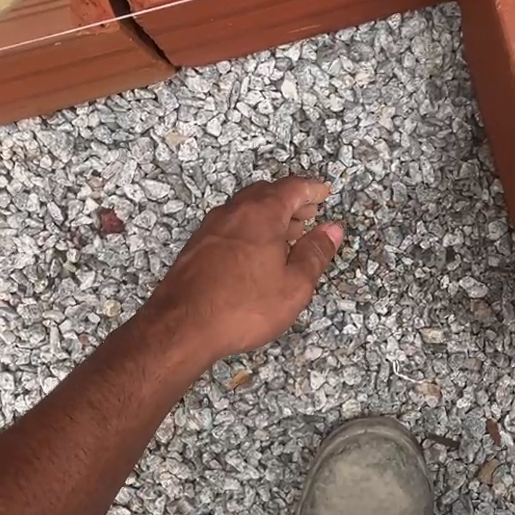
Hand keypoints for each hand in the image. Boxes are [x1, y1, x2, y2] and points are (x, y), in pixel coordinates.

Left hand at [146, 176, 342, 359]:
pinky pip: (232, 225)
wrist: (182, 327)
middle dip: (292, 200)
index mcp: (262, 214)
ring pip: (247, 209)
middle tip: (309, 212)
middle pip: (267, 193)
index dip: (312, 189)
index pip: (293, 188)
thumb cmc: (241, 307)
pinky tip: (257, 251)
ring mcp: (212, 228)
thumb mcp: (294, 284)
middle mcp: (234, 212)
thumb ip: (315, 253)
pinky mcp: (198, 246)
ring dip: (270, 215)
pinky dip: (251, 228)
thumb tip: (331, 231)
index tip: (323, 192)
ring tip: (288, 234)